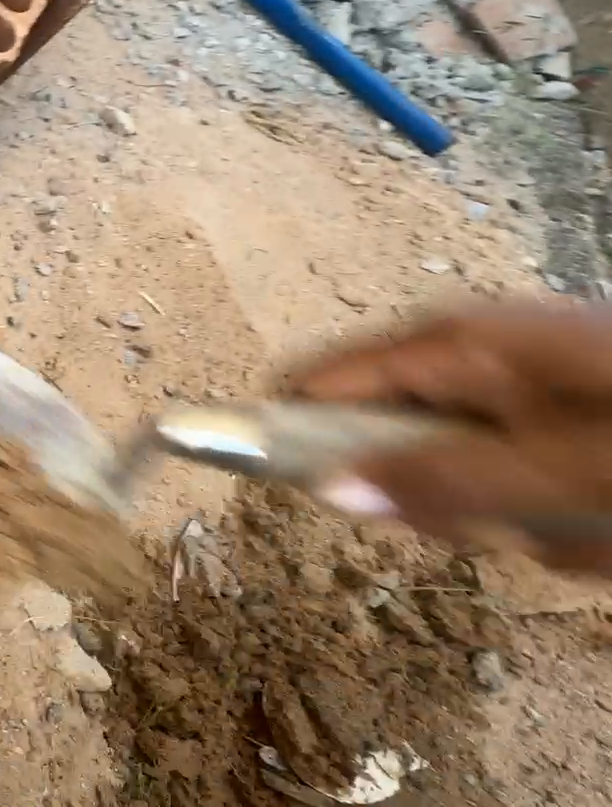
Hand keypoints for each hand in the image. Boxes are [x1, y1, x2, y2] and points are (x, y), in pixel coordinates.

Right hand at [293, 304, 611, 574]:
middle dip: (433, 495)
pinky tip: (605, 523)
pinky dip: (552, 511)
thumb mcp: (568, 469)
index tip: (326, 500)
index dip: (297, 437)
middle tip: (497, 530)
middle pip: (382, 433)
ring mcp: (519, 382)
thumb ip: (441, 482)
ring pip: (453, 466)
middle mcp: (467, 354)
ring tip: (584, 533)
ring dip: (504, 516)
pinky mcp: (562, 410)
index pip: (313, 384)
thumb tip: (322, 493)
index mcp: (449, 345)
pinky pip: (512, 469)